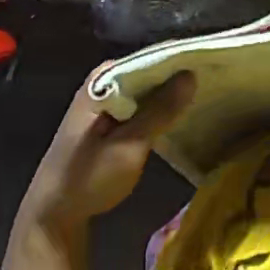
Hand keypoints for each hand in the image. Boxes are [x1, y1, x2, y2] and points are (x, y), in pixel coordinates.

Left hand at [20, 69, 195, 234]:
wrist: (54, 211)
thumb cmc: (89, 178)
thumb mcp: (129, 146)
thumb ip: (159, 112)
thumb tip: (190, 75)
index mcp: (101, 81)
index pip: (147, 58)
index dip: (177, 59)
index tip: (210, 62)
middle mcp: (101, 82)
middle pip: (146, 71)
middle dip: (176, 76)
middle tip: (215, 79)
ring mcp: (103, 99)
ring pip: (143, 88)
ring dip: (168, 93)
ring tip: (206, 91)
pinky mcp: (107, 117)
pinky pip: (138, 103)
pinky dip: (156, 107)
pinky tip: (180, 112)